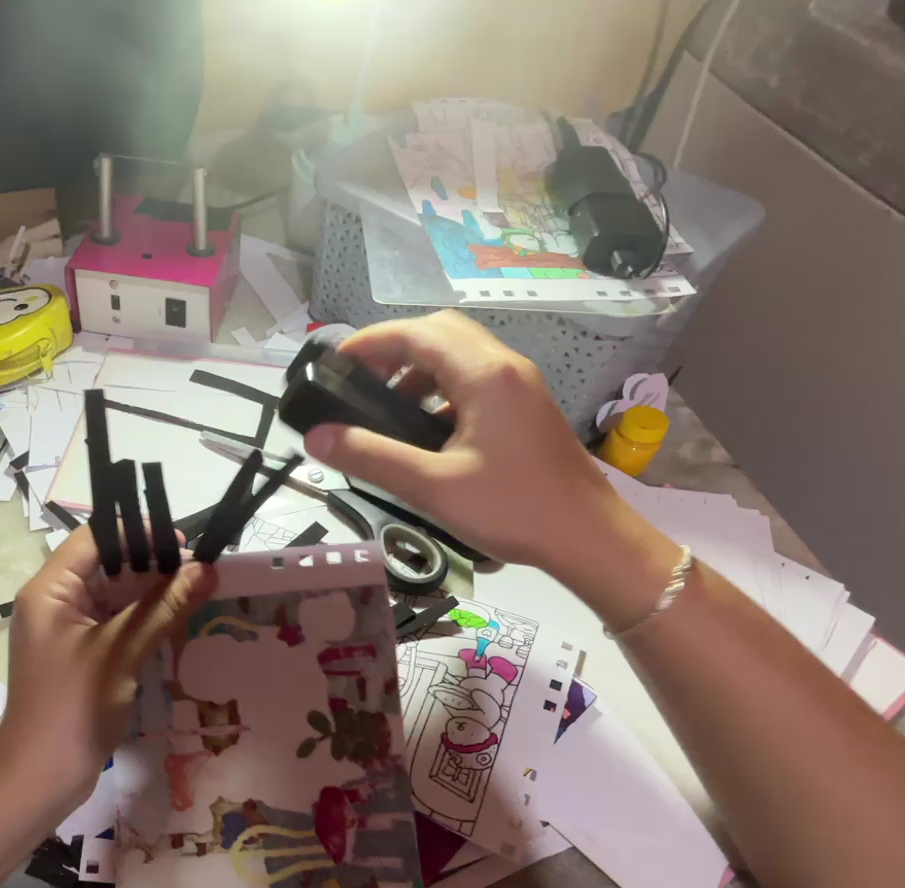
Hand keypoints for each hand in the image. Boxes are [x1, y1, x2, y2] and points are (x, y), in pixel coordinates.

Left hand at [0, 526, 215, 806]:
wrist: (40, 776)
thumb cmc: (74, 707)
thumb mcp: (123, 652)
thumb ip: (164, 607)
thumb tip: (207, 569)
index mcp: (49, 590)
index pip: (94, 539)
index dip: (137, 534)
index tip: (182, 543)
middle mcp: (52, 601)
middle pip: (104, 564)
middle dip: (150, 564)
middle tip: (197, 569)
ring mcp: (63, 629)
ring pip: (111, 594)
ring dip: (149, 592)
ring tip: (194, 590)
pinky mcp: (76, 653)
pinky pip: (111, 621)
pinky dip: (140, 618)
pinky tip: (174, 620)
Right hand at [301, 311, 679, 627]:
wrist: (588, 537)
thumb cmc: (512, 509)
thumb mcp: (432, 487)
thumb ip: (370, 458)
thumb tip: (316, 437)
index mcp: (483, 374)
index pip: (416, 333)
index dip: (369, 342)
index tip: (334, 366)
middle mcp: (504, 367)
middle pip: (439, 332)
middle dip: (393, 350)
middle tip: (359, 384)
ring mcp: (520, 386)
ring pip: (459, 354)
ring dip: (418, 370)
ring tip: (386, 409)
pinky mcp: (525, 408)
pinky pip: (474, 379)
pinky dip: (440, 389)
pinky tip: (425, 430)